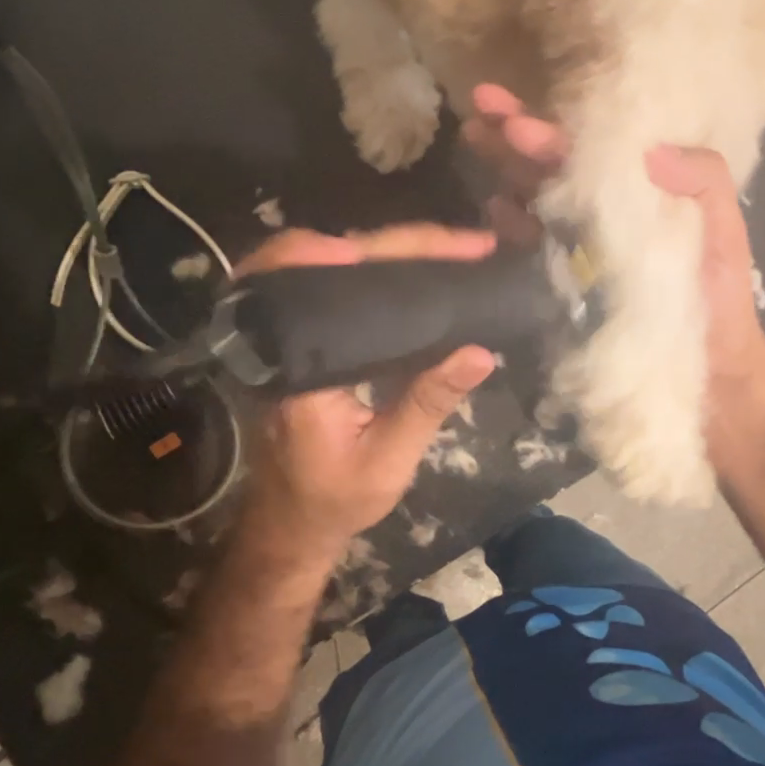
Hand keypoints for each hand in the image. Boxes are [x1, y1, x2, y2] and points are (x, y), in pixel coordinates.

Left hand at [235, 226, 497, 559]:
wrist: (291, 521)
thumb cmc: (334, 499)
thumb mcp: (387, 460)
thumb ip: (428, 404)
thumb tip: (480, 354)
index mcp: (299, 367)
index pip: (326, 285)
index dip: (371, 254)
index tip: (429, 246)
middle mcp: (285, 340)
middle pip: (336, 262)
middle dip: (403, 244)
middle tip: (471, 244)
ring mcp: (290, 338)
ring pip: (334, 267)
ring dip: (391, 251)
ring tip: (455, 250)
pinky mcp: (305, 343)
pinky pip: (338, 290)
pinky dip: (378, 273)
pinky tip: (420, 272)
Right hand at [462, 83, 764, 381]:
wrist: (709, 367)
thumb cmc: (717, 294)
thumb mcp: (723, 228)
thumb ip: (702, 179)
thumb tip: (647, 148)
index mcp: (635, 191)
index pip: (587, 150)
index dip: (551, 128)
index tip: (516, 112)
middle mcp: (599, 213)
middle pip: (550, 166)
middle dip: (512, 134)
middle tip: (477, 107)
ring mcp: (576, 250)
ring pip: (531, 198)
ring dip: (502, 168)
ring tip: (472, 139)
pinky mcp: (563, 287)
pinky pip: (530, 249)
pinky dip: (508, 225)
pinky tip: (493, 206)